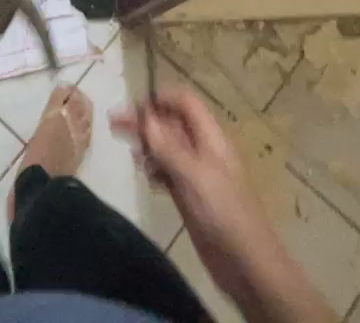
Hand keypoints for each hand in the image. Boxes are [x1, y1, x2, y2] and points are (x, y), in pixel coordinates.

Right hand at [112, 87, 331, 322]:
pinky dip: (155, 168)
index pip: (185, 102)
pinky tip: (147, 177)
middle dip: (146, 122)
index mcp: (210, 138)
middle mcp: (202, 150)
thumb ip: (168, 147)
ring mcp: (196, 173)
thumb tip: (144, 116)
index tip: (134, 107)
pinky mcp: (189, 195)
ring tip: (131, 154)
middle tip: (114, 125)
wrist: (245, 262)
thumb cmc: (223, 212)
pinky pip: (168, 171)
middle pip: (171, 123)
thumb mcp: (194, 176)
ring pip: (167, 147)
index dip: (161, 98)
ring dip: (148, 145)